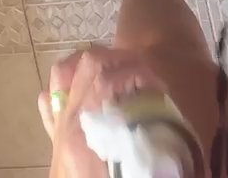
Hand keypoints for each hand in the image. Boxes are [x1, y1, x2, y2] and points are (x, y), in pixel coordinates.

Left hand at [37, 46, 168, 177]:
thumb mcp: (129, 174)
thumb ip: (149, 161)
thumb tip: (176, 152)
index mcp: (84, 138)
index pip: (104, 83)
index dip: (134, 74)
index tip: (159, 86)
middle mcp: (66, 124)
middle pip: (88, 67)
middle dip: (121, 60)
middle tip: (147, 75)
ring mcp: (55, 127)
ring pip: (64, 72)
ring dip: (93, 63)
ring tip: (120, 70)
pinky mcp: (52, 136)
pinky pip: (51, 95)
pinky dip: (68, 83)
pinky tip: (87, 89)